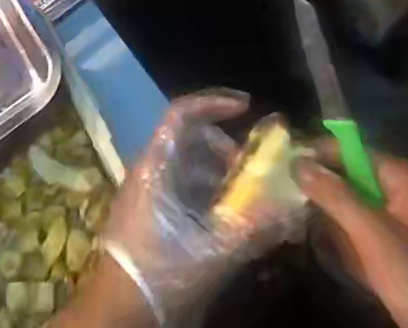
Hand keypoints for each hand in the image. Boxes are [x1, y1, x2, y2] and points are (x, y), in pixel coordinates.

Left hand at [97, 90, 304, 324]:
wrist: (112, 322)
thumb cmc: (155, 278)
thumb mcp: (209, 254)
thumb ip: (253, 228)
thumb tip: (294, 205)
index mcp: (154, 166)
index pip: (181, 112)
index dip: (214, 101)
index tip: (247, 106)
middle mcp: (148, 169)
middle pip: (189, 136)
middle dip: (225, 144)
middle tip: (252, 165)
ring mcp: (145, 191)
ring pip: (187, 162)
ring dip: (219, 169)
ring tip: (244, 194)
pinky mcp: (148, 213)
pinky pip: (182, 184)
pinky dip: (208, 189)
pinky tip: (227, 217)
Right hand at [297, 148, 407, 327]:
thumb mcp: (374, 237)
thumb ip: (336, 197)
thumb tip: (299, 162)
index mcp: (404, 176)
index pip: (354, 150)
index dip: (322, 153)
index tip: (286, 161)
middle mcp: (406, 189)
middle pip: (355, 177)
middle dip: (328, 192)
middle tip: (293, 202)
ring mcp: (407, 219)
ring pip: (359, 207)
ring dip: (340, 223)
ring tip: (318, 235)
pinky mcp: (405, 248)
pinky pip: (370, 233)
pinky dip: (355, 245)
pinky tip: (349, 263)